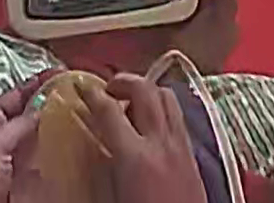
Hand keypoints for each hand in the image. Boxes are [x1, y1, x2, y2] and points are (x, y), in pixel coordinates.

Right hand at [82, 75, 206, 202]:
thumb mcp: (113, 202)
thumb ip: (102, 174)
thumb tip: (93, 150)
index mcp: (134, 158)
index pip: (109, 111)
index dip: (91, 95)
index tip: (79, 87)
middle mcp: (160, 143)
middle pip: (143, 89)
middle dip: (123, 81)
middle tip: (108, 90)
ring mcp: (180, 146)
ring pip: (165, 95)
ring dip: (146, 90)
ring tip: (132, 102)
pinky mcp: (193, 155)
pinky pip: (178, 115)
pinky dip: (163, 107)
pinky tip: (153, 124)